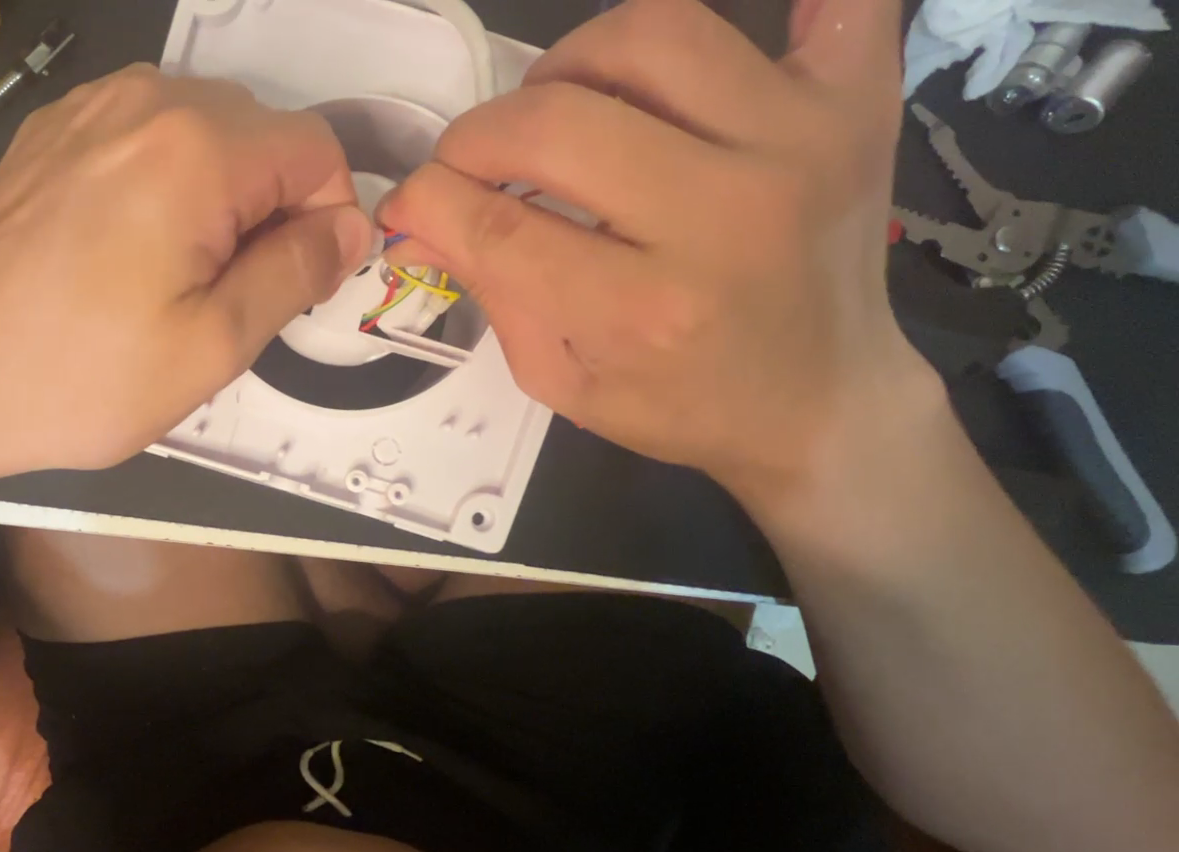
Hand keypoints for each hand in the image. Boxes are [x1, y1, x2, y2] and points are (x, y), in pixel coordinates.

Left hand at [0, 65, 371, 488]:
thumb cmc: (80, 381)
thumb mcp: (211, 346)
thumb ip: (294, 274)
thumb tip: (349, 228)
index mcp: (194, 148)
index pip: (315, 148)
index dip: (330, 216)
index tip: (301, 284)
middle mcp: (140, 102)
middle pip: (257, 133)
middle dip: (272, 207)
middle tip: (233, 297)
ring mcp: (81, 113)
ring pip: (197, 133)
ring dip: (216, 198)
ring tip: (176, 280)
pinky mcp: (42, 139)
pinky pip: (137, 141)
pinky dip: (160, 186)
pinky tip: (125, 254)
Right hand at [381, 0, 929, 507]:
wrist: (820, 402)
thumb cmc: (679, 404)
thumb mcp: (561, 379)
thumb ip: (492, 293)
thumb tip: (418, 225)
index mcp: (640, 309)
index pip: (496, 224)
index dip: (425, 202)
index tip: (405, 204)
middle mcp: (722, 213)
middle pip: (556, 121)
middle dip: (476, 135)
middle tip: (468, 162)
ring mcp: (799, 143)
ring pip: (651, 35)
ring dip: (568, 63)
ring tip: (556, 108)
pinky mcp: (856, 103)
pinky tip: (710, 58)